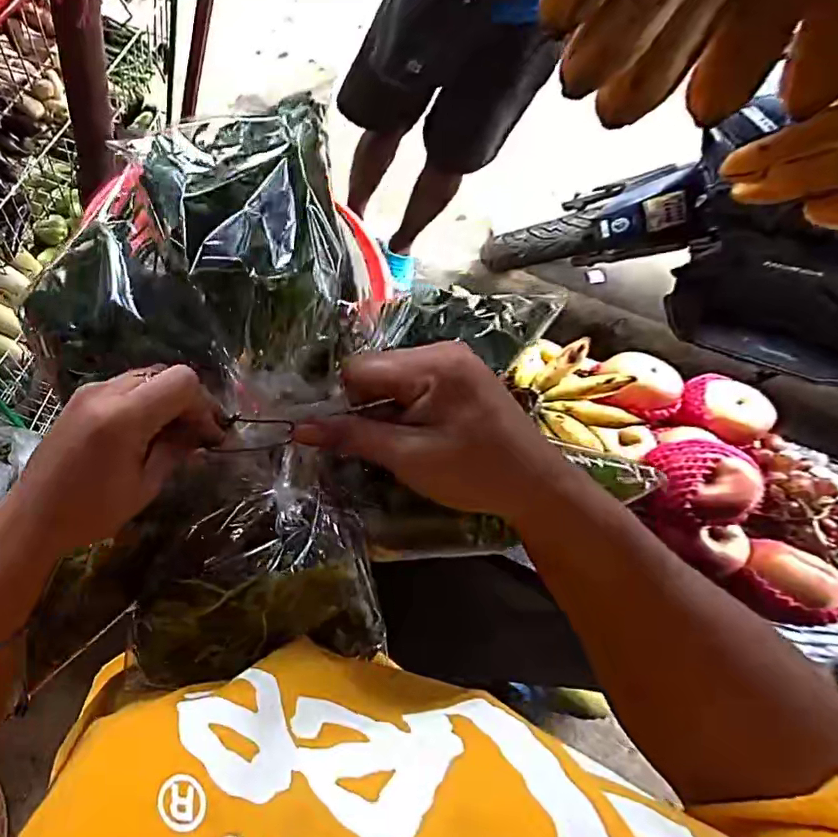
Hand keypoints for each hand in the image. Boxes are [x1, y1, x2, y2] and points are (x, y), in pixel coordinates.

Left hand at [0, 364, 222, 561]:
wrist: (33, 517)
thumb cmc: (91, 512)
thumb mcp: (144, 487)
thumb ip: (175, 452)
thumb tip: (202, 436)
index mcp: (124, 416)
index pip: (182, 382)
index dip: (204, 405)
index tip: (211, 435)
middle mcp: (106, 392)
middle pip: (166, 374)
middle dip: (189, 401)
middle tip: (199, 435)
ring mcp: (90, 391)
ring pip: (146, 377)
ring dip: (167, 399)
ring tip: (174, 434)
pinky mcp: (81, 398)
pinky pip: (125, 386)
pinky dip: (146, 400)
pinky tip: (147, 430)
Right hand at [294, 342, 577, 520]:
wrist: (538, 486)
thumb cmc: (475, 473)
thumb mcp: (408, 457)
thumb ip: (353, 436)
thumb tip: (300, 428)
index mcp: (432, 364)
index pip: (359, 369)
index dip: (340, 402)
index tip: (339, 435)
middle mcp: (440, 350)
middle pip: (373, 370)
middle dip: (362, 406)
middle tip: (372, 444)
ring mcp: (452, 360)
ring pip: (389, 378)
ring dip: (381, 409)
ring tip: (397, 442)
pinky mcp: (457, 374)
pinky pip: (410, 383)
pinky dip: (401, 407)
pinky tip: (412, 433)